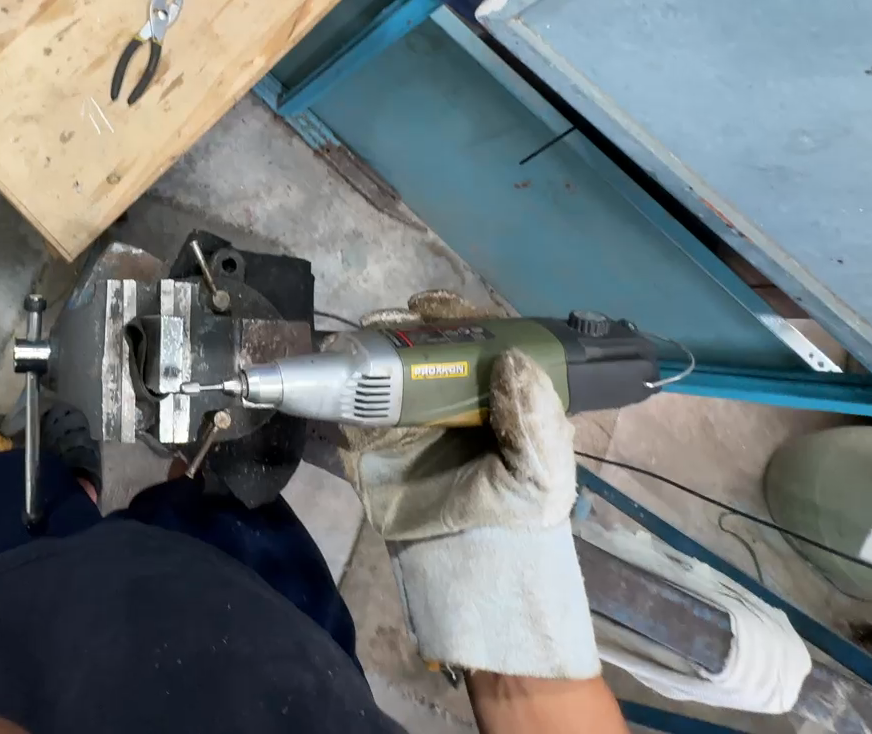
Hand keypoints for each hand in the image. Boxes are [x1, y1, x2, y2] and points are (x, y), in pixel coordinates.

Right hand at [343, 294, 599, 680]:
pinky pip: (346, 397)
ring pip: (382, 362)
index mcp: (493, 394)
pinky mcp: (367, 431)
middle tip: (385, 321)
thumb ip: (536, 419)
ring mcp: (404, 410)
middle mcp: (447, 393)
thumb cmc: (511, 512)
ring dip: (365, 343)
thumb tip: (512, 358)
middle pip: (421, 342)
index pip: (474, 337)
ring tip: (356, 339)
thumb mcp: (541, 472)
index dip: (453, 313)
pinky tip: (330, 364)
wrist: (462, 564)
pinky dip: (334, 377)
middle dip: (400, 324)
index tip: (431, 306)